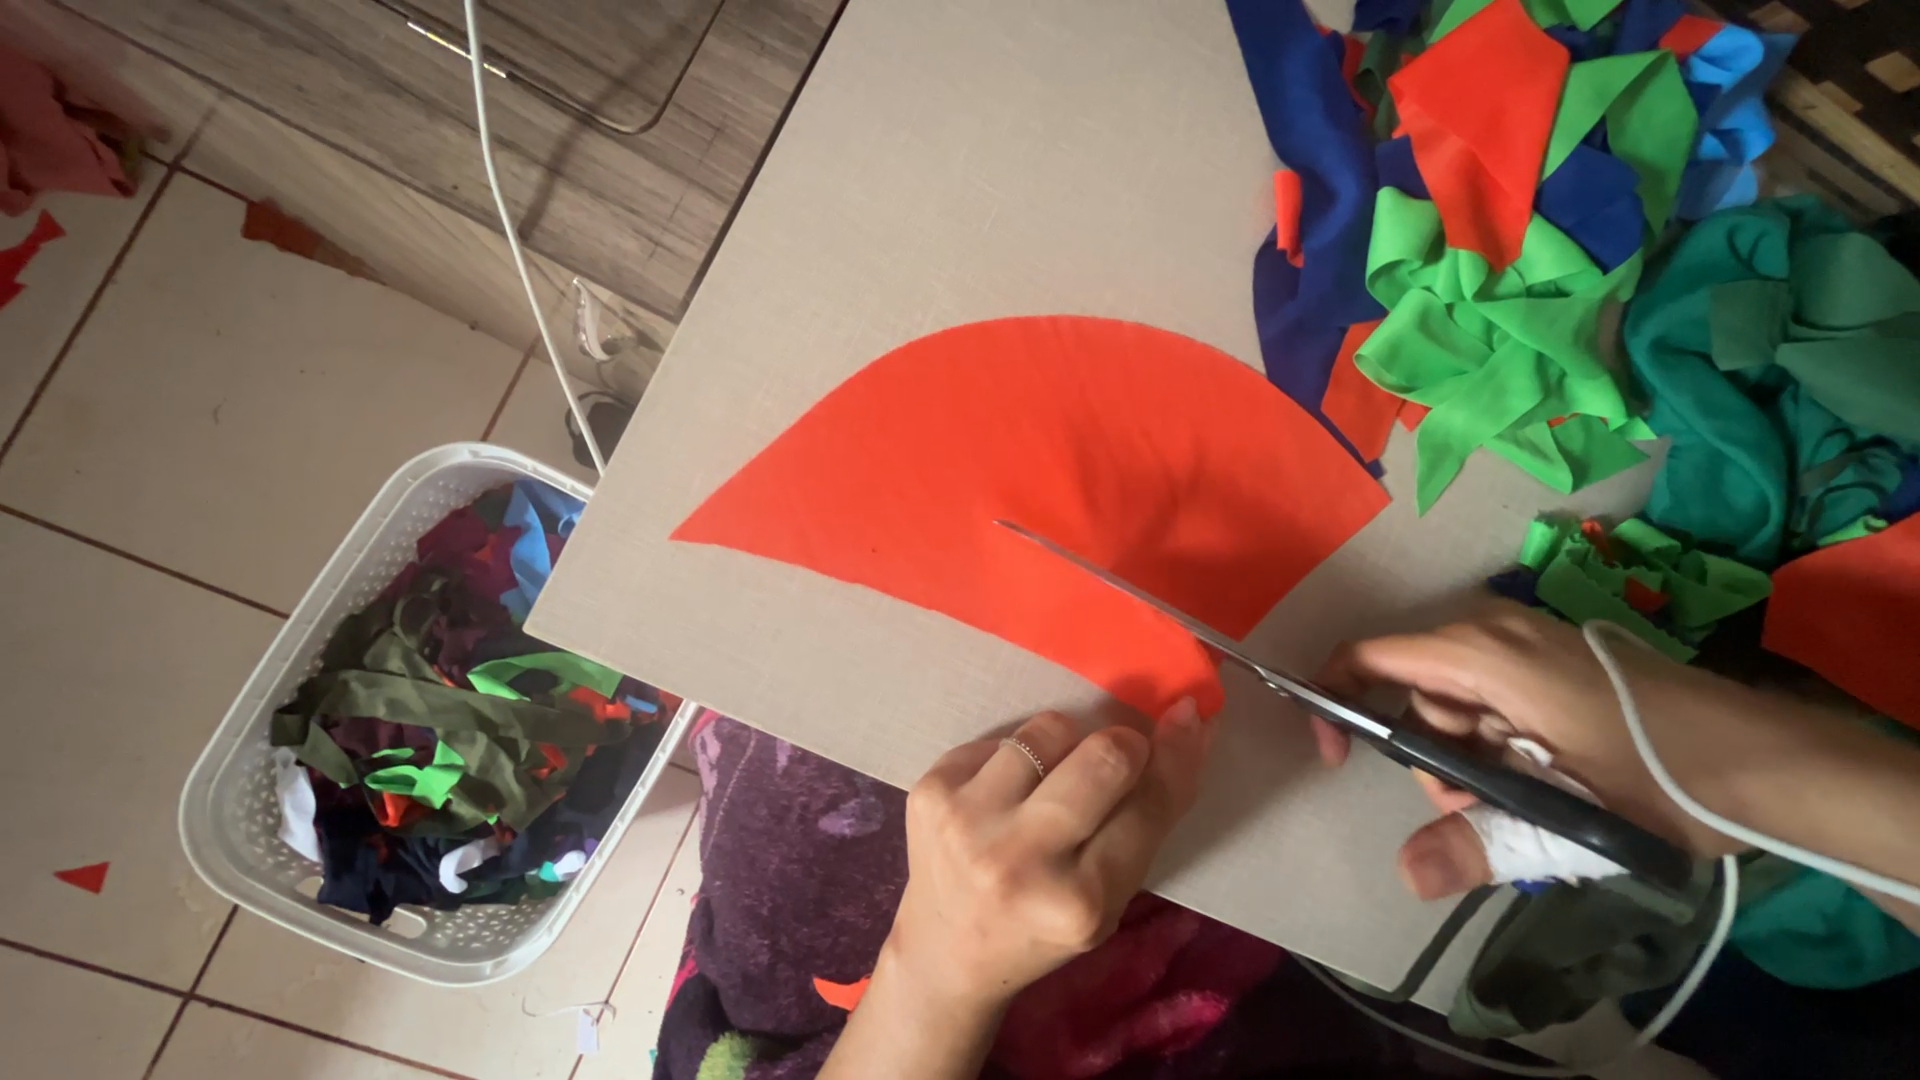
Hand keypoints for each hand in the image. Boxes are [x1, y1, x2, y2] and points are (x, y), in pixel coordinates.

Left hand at [880, 701, 1214, 1012]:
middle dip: (1122, 744)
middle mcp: (1018, 860)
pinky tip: (1003, 793)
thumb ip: (1145, 820)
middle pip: (1103, 757)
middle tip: (1118, 755)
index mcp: (1078, 904)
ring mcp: (967, 821)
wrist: (944, 952)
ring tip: (1052, 779)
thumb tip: (1185, 722)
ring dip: (1065, 743)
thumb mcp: (1107, 900)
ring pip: (1049, 729)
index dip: (1176, 754)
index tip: (1187, 716)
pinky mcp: (930, 791)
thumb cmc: (1040, 929)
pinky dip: (1014, 756)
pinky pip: (1000, 737)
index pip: (1148, 805)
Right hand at [1311, 602, 1760, 899]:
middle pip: (1413, 695)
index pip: (1364, 657)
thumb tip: (1405, 875)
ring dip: (1470, 759)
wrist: (1775, 761)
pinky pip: (1486, 698)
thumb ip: (1478, 843)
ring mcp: (1521, 642)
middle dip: (1434, 758)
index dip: (1333, 701)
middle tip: (1485, 803)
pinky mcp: (1546, 660)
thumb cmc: (1660, 774)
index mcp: (1477, 651)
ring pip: (1452, 704)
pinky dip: (1496, 742)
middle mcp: (1488, 631)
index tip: (1336, 757)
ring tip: (1528, 795)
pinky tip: (1542, 771)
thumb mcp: (1567, 819)